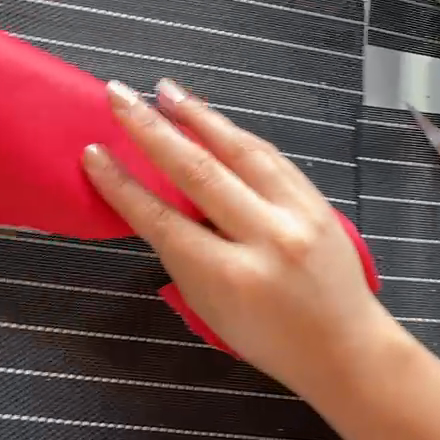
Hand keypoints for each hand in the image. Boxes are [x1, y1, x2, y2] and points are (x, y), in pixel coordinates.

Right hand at [81, 78, 410, 400]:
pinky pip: (269, 156)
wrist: (346, 349)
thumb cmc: (267, 339)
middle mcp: (265, 239)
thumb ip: (182, 254)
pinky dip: (235, 132)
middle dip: (151, 130)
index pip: (161, 220)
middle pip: (198, 172)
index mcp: (229, 278)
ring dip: (197, 115)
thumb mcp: (209, 308)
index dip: (122, 184)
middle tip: (119, 96)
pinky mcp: (317, 201)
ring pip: (241, 151)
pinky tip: (211, 116)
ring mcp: (297, 214)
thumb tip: (155, 202)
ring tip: (164, 90)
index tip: (93, 152)